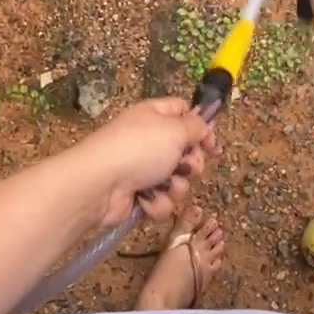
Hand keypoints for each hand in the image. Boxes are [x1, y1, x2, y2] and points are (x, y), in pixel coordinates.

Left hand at [66, 98, 218, 226]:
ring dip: (175, 186)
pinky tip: (145, 199)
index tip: (212, 145)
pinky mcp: (138, 194)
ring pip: (177, 179)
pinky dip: (157, 202)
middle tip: (186, 167)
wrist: (101, 183)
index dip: (200, 127)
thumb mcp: (175, 130)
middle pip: (185, 150)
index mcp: (155, 115)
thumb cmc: (140, 148)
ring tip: (163, 185)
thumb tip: (204, 125)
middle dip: (191, 163)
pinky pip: (162, 199)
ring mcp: (143, 168)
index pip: (183, 112)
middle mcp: (150, 139)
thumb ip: (196, 127)